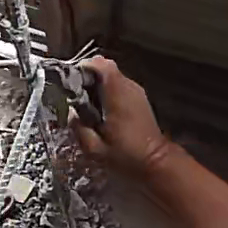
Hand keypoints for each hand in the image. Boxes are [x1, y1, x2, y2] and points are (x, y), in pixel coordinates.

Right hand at [72, 58, 176, 178]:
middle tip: (75, 93)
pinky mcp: (140, 98)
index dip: (84, 67)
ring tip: (86, 101)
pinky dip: (108, 90)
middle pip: (106, 67)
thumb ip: (79, 129)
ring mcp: (137, 91)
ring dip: (98, 84)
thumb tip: (71, 113)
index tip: (71, 81)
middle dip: (88, 76)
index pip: (101, 65)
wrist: (156, 162)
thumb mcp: (95, 149)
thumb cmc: (126, 156)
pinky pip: (120, 85)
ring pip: (113, 76)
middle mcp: (129, 88)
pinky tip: (101, 108)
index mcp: (117, 95)